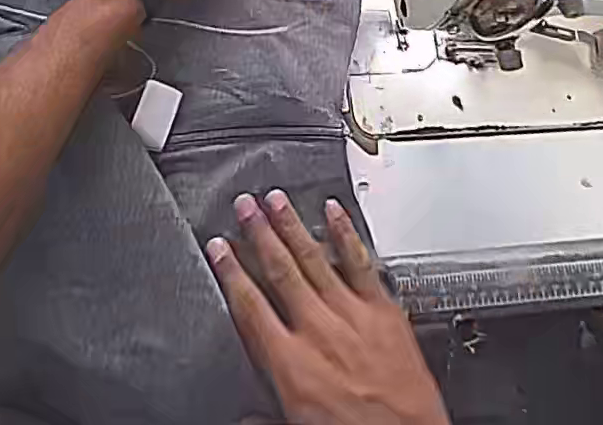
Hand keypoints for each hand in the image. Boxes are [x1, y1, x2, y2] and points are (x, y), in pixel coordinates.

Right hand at [206, 191, 447, 424]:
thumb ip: (266, 412)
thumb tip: (243, 413)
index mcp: (292, 367)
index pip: (251, 307)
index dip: (231, 272)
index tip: (219, 247)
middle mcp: (318, 333)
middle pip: (279, 270)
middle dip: (258, 233)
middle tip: (245, 205)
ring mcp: (351, 316)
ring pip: (314, 258)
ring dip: (291, 225)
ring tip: (275, 198)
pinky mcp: (383, 311)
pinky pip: (359, 262)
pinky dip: (345, 232)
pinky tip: (333, 210)